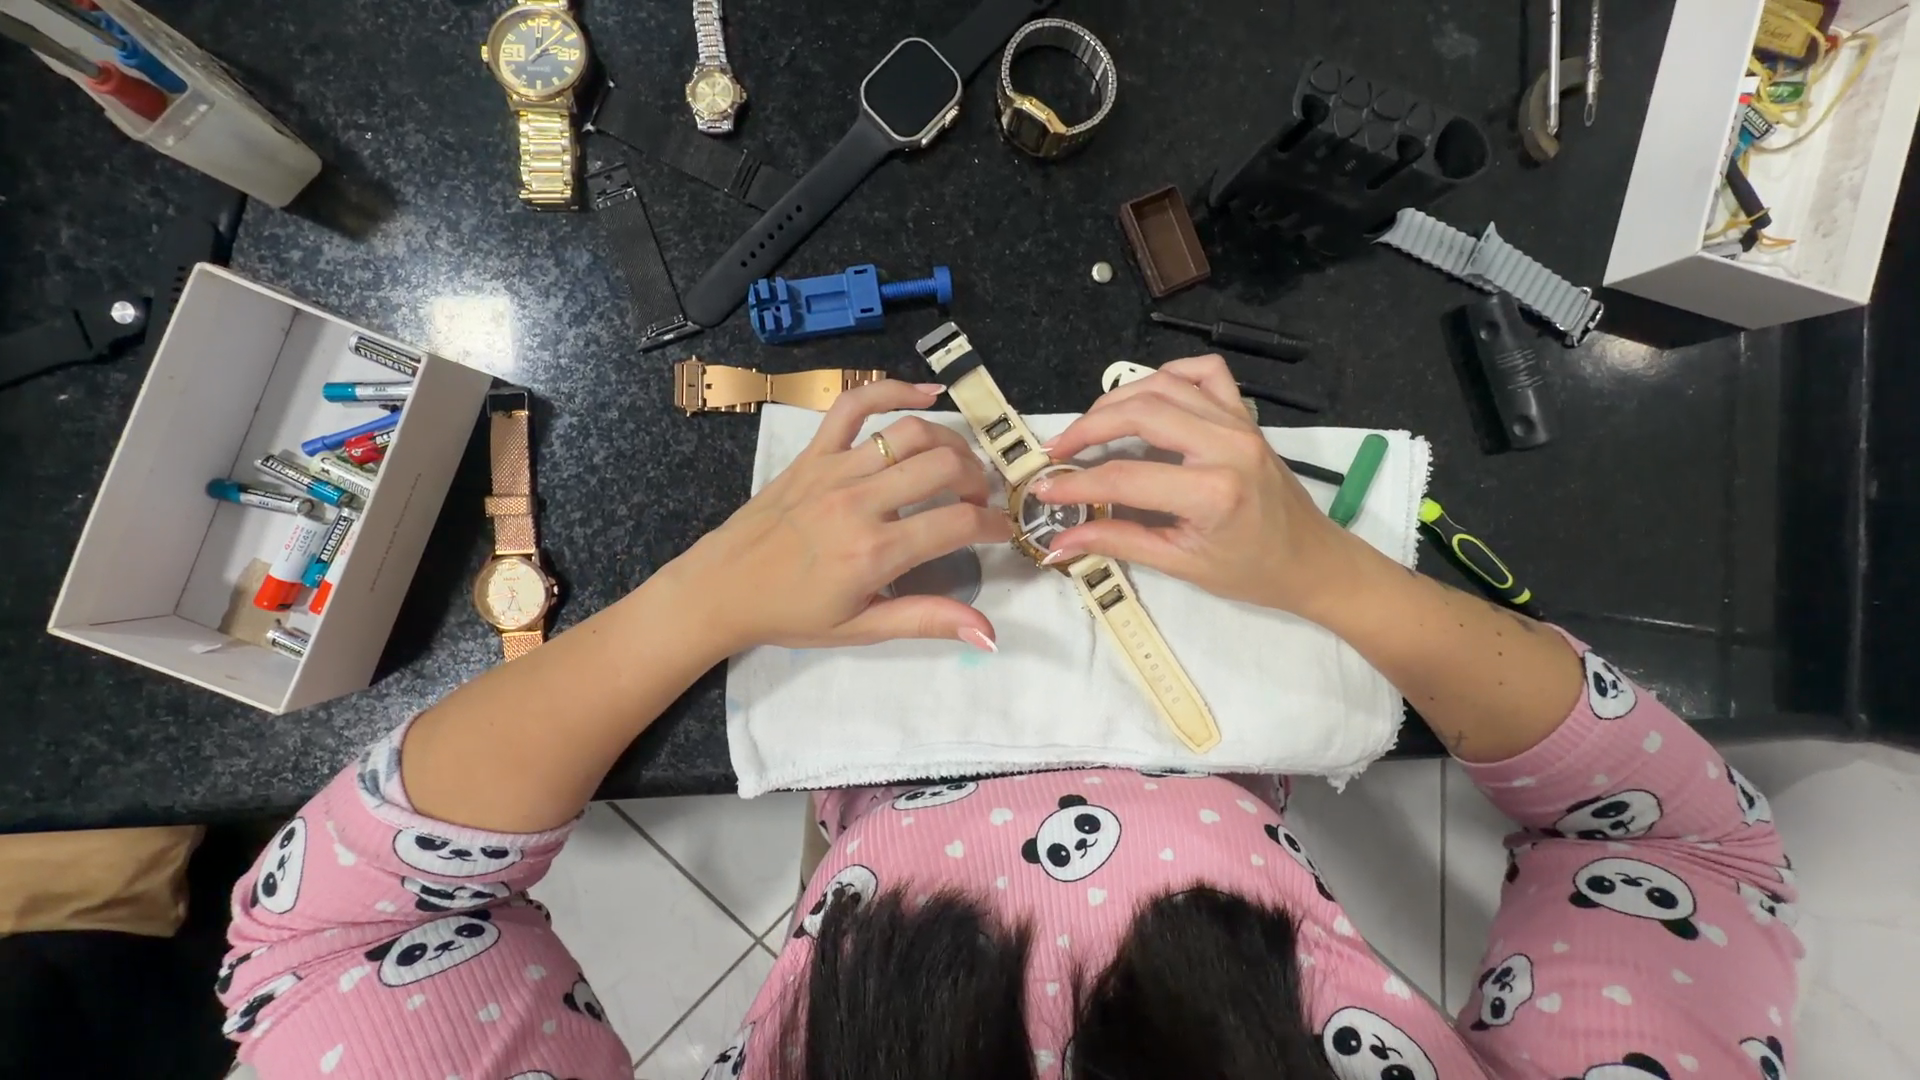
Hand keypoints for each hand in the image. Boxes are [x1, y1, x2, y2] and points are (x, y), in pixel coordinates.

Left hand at [675, 380, 1009, 652]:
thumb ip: (926, 620)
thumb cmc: (792, 614)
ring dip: (950, 442)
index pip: (957, 523)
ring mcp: (834, 469)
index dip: (992, 525)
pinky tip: (926, 394)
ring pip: (910, 433)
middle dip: (978, 481)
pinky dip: (892, 389)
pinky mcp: (813, 453)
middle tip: (979, 501)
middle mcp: (859, 501)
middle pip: (943, 466)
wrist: (722, 588)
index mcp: (873, 552)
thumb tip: (989, 636)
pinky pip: (854, 406)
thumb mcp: (862, 629)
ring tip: (959, 465)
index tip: (999, 531)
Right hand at [1033, 355, 1357, 615]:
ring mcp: (1239, 422)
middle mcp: (1226, 444)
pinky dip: (1168, 376)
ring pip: (1163, 385)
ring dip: (1116, 400)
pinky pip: (1203, 374)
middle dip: (1087, 428)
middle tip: (1057, 451)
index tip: (1043, 489)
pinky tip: (1145, 397)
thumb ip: (1118, 543)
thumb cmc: (1251, 572)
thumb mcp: (1181, 564)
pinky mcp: (1245, 415)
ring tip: (1088, 427)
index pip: (1124, 477)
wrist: (1313, 560)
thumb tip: (1059, 542)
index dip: (1076, 484)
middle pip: (1139, 413)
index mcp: (1212, 491)